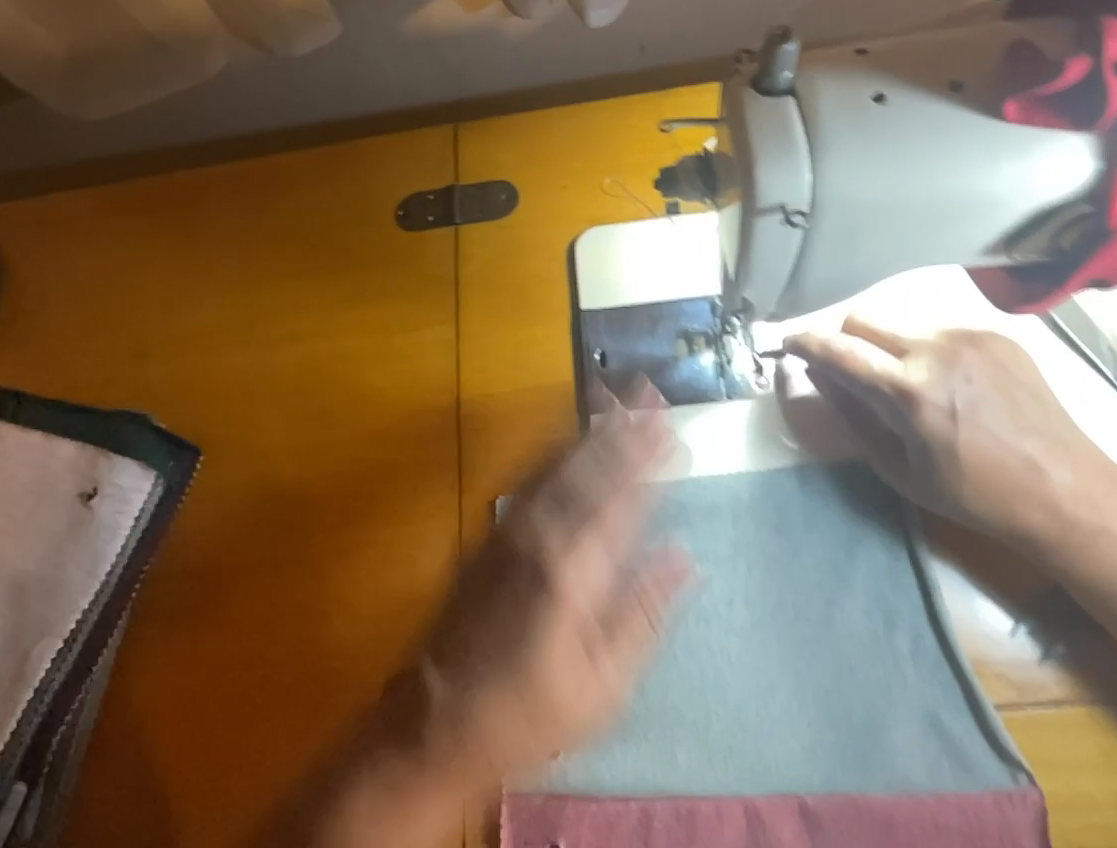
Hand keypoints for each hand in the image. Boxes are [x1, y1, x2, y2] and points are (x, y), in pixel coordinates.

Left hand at [411, 383, 691, 789]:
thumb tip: (683, 558)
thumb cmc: (526, 714)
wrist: (433, 723)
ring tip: (615, 404)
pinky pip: (527, 483)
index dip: (647, 460)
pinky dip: (554, 456)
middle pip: (585, 469)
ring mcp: (505, 536)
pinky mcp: (485, 543)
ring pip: (553, 468)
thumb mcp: (602, 685)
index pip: (619, 498)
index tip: (671, 427)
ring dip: (588, 434)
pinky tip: (565, 448)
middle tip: (648, 393)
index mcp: (571, 570)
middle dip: (620, 430)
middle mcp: (537, 537)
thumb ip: (642, 614)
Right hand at [783, 317, 1116, 555]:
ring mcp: (971, 337)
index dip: (805, 344)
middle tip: (844, 367)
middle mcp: (937, 351)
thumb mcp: (899, 470)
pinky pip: (939, 329)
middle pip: (864, 319)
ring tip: (902, 381)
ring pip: (901, 321)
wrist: (1065, 489)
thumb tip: (822, 378)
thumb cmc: (974, 495)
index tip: (789, 344)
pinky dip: (924, 348)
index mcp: (909, 393)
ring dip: (885, 343)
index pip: (838, 351)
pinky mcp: (997, 336)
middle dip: (843, 338)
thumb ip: (853, 417)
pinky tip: (943, 381)